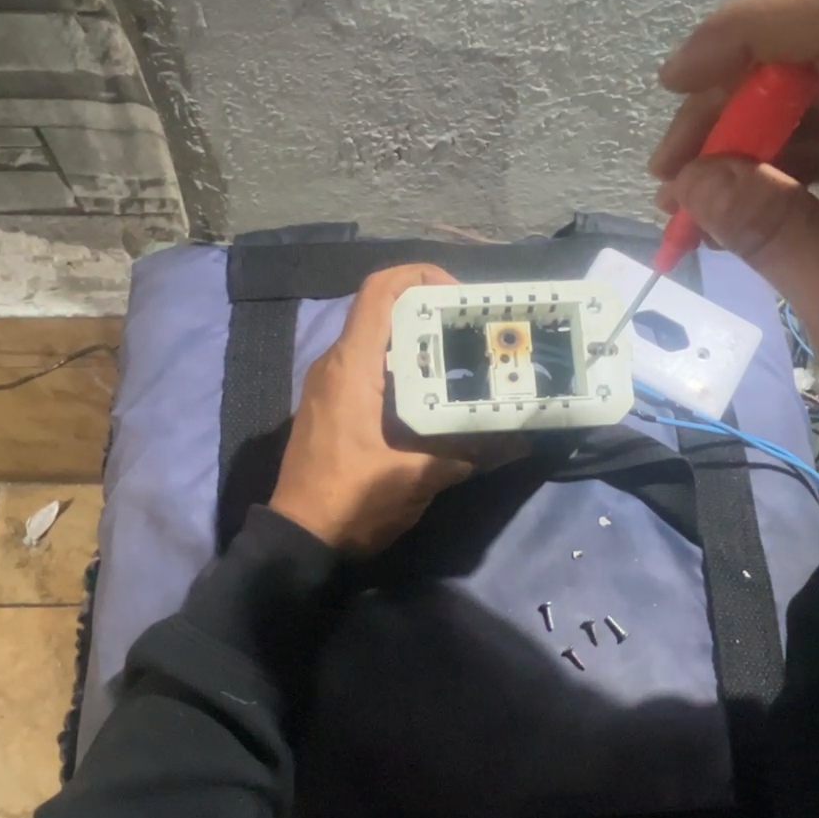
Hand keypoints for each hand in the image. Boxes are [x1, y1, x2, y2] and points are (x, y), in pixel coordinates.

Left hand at [269, 265, 474, 554]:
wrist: (298, 541)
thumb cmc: (351, 502)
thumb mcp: (415, 478)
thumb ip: (468, 454)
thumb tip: (519, 443)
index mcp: (351, 368)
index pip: (379, 292)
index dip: (419, 276)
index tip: (458, 296)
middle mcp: (333, 366)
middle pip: (381, 315)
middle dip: (428, 316)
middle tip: (471, 333)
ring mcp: (326, 388)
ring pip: (373, 345)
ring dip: (414, 347)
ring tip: (459, 364)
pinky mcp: (327, 409)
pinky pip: (365, 372)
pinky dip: (398, 373)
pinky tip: (430, 400)